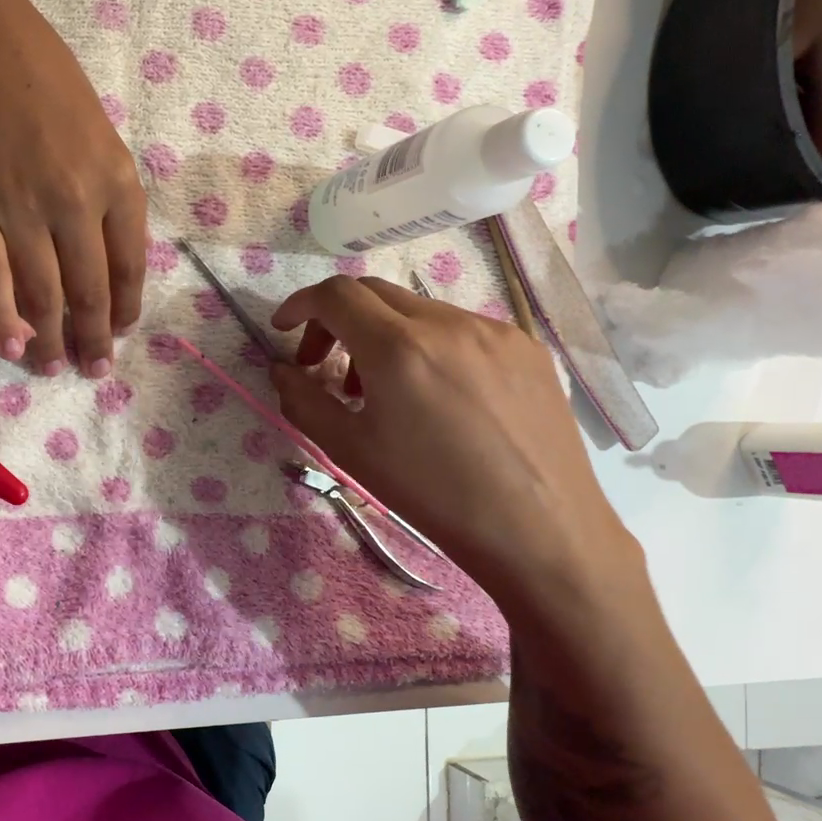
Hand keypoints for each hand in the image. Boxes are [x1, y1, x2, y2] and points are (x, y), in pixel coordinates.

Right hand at [0, 0, 147, 378]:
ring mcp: (20, 212)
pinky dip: (2, 320)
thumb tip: (96, 248)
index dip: (125, 308)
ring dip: (52, 341)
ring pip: (43, 295)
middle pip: (90, 291)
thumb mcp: (96, 130)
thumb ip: (102, 191)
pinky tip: (12, 347)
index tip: (121, 333)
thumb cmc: (41, 74)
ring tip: (54, 368)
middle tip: (94, 371)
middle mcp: (74, 203)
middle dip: (94, 339)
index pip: (130, 264)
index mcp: (115, 178)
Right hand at [268, 277, 635, 593]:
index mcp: (399, 347)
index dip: (300, 305)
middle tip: (323, 366)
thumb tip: (283, 371)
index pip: (336, 294)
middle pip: (374, 292)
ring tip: (379, 389)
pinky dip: (426, 345)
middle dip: (335, 320)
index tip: (283, 331)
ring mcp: (496, 332)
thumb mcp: (347, 449)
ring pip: (418, 310)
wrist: (538, 528)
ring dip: (381, 334)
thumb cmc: (430, 492)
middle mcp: (449, 324)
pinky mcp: (528, 350)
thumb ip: (303, 400)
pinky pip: (460, 329)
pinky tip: (432, 396)